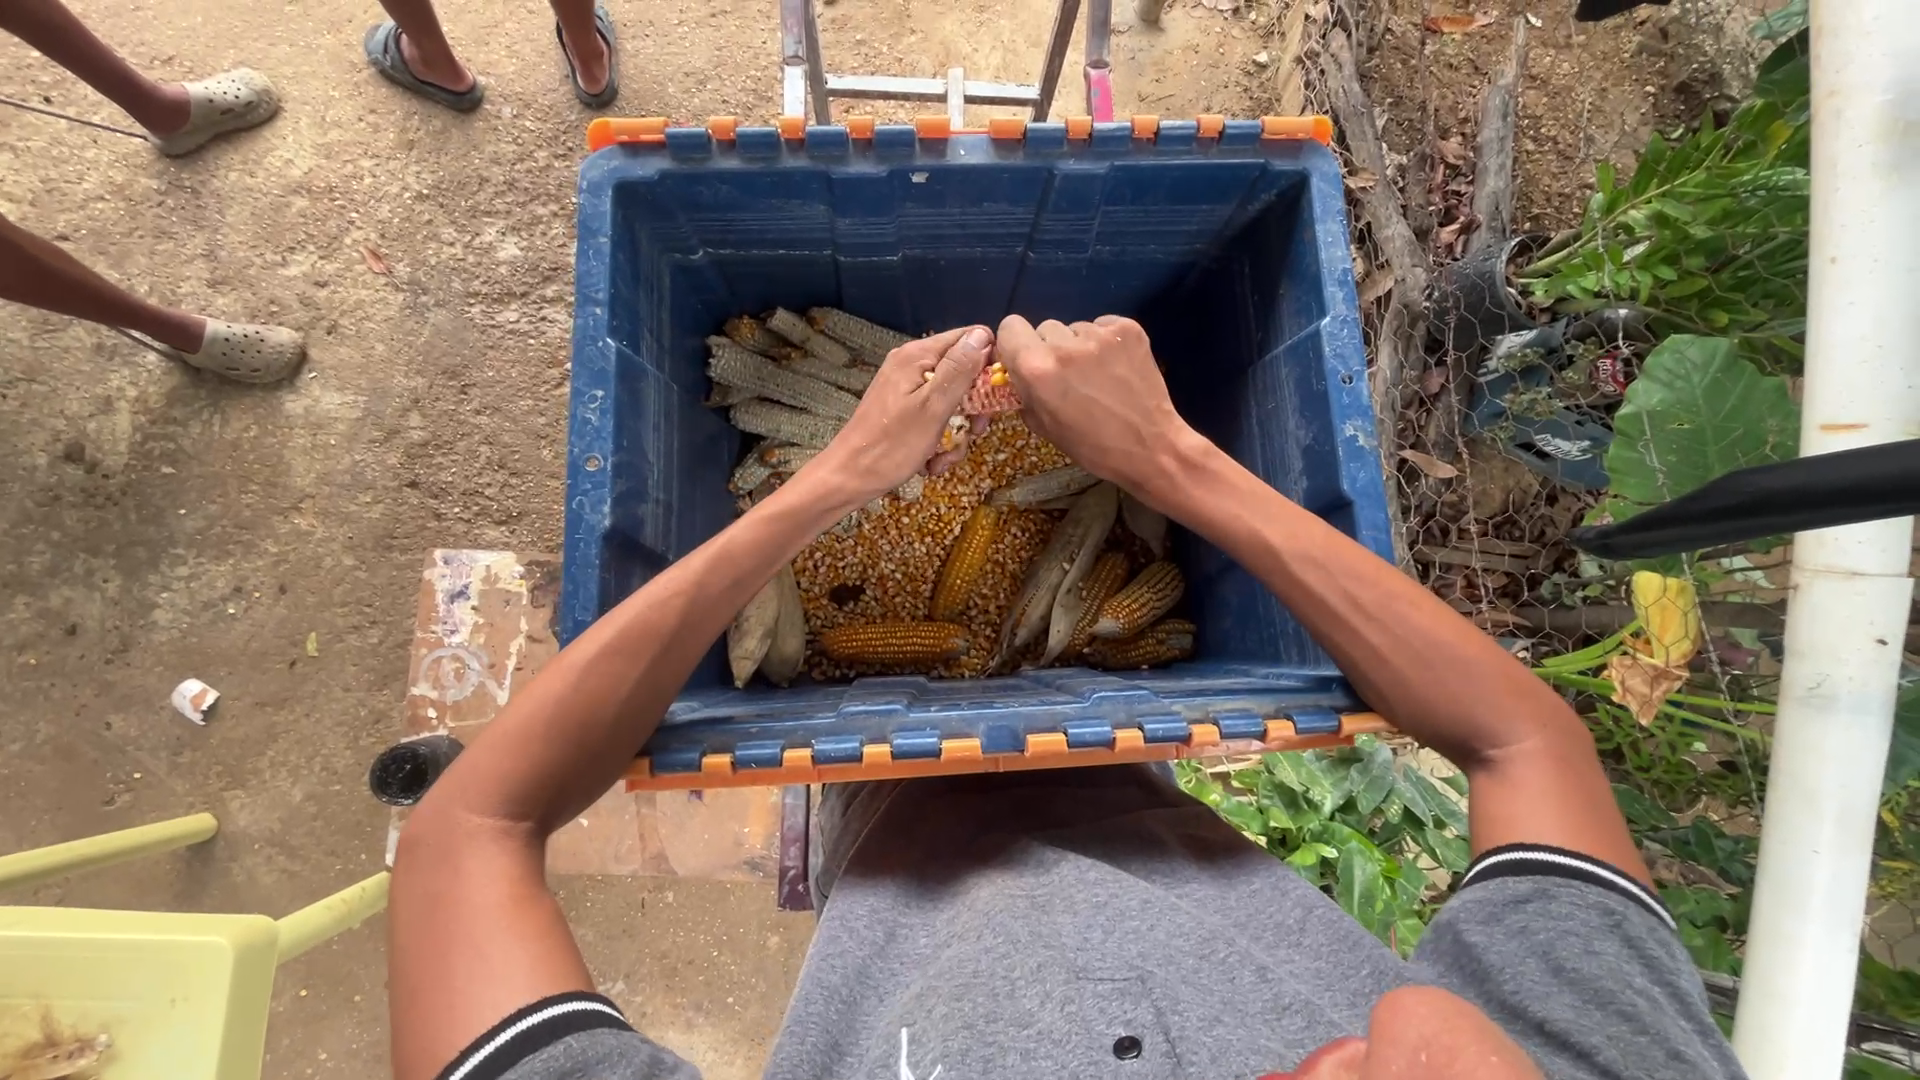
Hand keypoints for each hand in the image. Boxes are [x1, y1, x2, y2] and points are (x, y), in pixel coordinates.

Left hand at [809, 324, 993, 503]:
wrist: (849, 478)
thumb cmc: (891, 445)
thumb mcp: (933, 407)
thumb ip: (959, 370)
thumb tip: (984, 335)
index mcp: (919, 356)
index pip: (971, 339)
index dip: (990, 364)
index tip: (996, 396)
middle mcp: (912, 364)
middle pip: (963, 372)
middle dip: (974, 406)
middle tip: (975, 432)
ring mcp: (906, 388)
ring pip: (951, 401)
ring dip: (955, 432)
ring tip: (943, 457)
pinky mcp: (903, 410)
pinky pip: (934, 417)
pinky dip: (938, 440)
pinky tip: (930, 461)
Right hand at [995, 315, 1201, 497]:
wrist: (1149, 447)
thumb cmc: (1092, 446)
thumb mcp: (1044, 426)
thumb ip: (1025, 391)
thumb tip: (1019, 373)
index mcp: (1036, 368)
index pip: (1010, 327)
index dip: (1016, 343)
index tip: (1026, 359)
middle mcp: (1064, 345)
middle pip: (1044, 328)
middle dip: (1050, 348)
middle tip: (1067, 376)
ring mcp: (1099, 334)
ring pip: (1075, 328)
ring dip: (1079, 346)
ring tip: (1096, 375)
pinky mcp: (1128, 328)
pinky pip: (1102, 326)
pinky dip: (1105, 342)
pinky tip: (1115, 367)